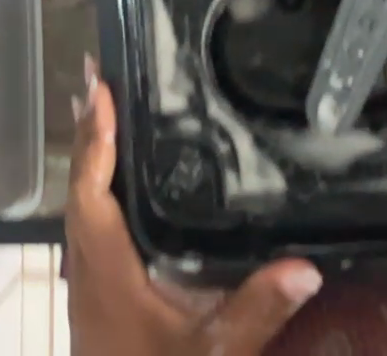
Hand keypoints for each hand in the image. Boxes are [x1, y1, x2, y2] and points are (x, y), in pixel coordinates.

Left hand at [66, 56, 322, 354]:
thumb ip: (255, 312)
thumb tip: (306, 266)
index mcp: (106, 269)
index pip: (93, 190)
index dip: (96, 139)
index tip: (102, 90)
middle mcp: (88, 264)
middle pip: (80, 183)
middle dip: (88, 128)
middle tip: (96, 76)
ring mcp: (89, 278)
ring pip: (81, 200)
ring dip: (90, 152)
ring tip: (101, 108)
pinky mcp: (98, 288)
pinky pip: (90, 217)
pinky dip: (97, 180)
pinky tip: (116, 175)